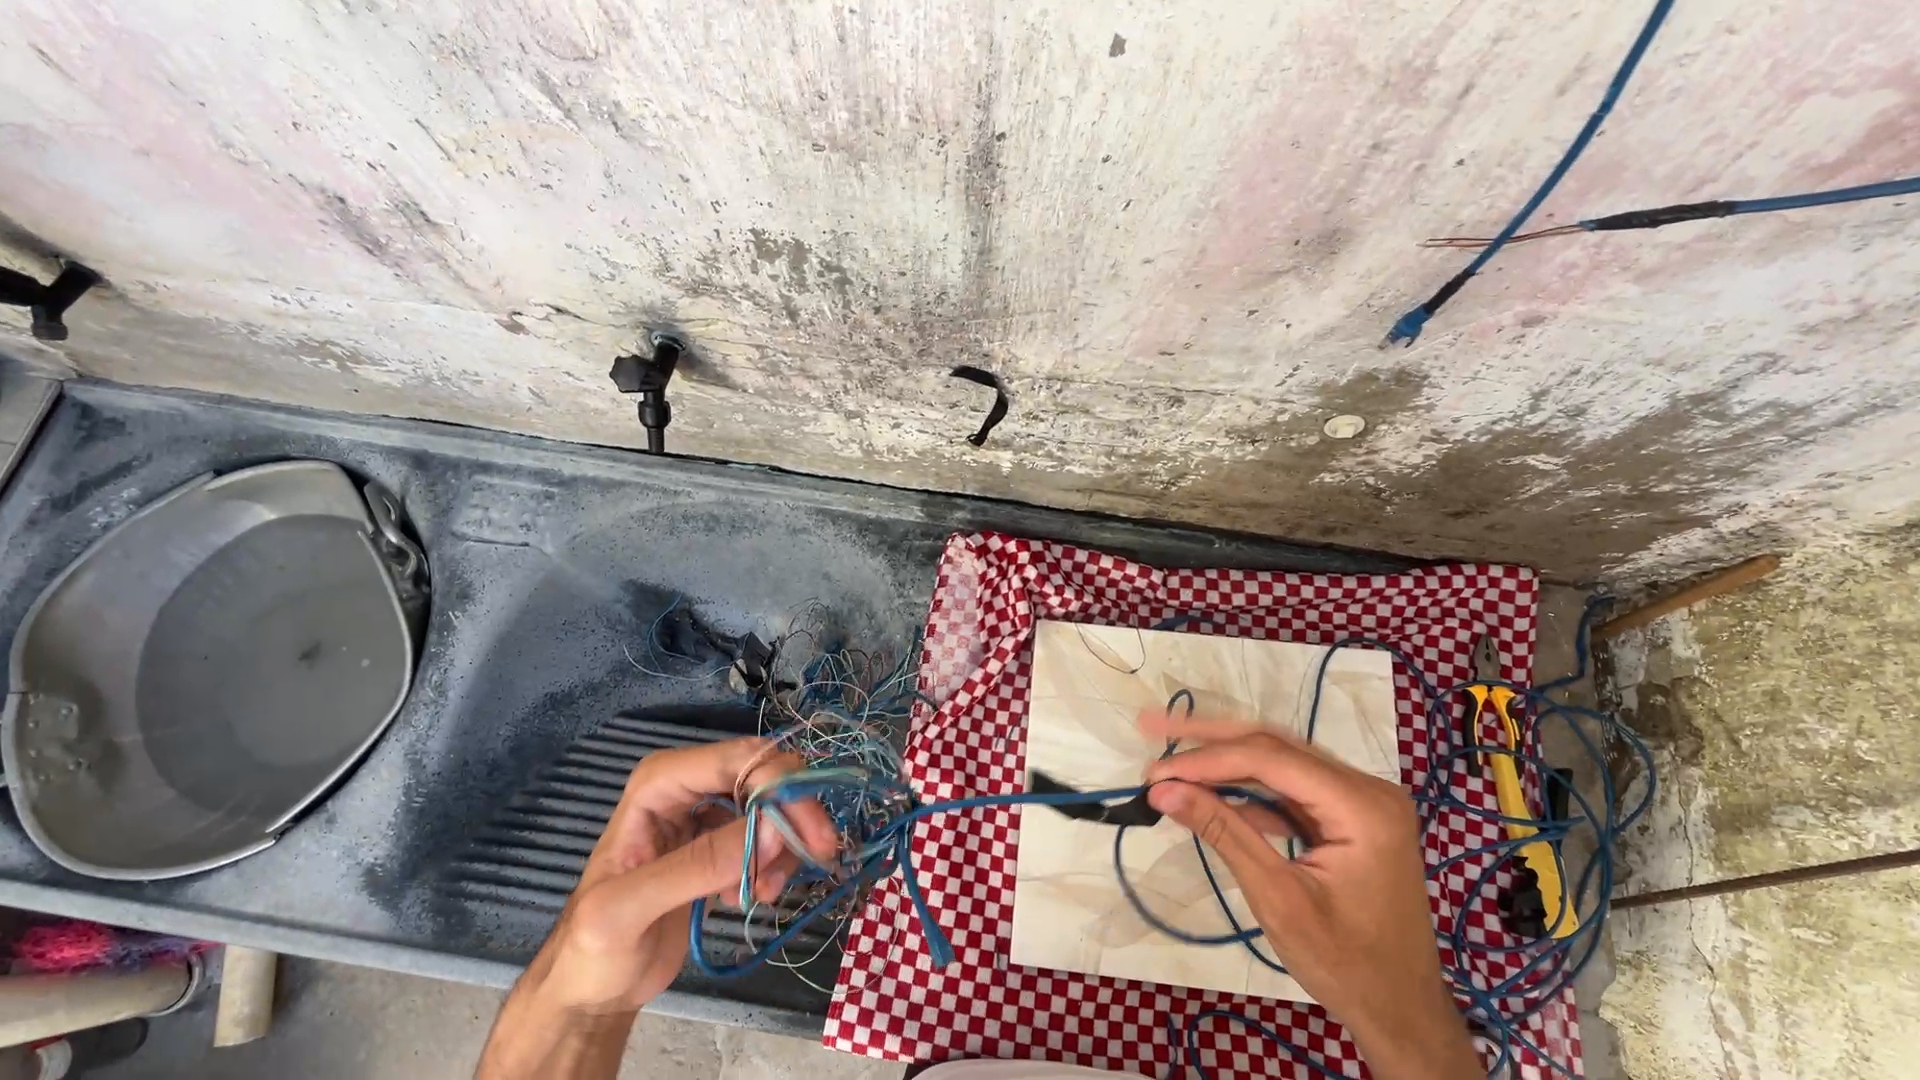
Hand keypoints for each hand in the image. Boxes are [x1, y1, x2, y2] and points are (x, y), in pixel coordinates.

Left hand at [477, 737, 836, 1079]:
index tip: (810, 832)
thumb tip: (774, 828)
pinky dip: (776, 862)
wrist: (594, 988)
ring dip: (784, 844)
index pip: (736, 760)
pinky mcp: (724, 840)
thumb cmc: (594, 948)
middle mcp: (688, 784)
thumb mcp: (631, 909)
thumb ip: (698, 865)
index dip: (780, 785)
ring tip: (765, 890)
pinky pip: (771, 832)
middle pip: (764, 773)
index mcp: (659, 783)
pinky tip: (752, 895)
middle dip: (794, 812)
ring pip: (774, 802)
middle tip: (818, 854)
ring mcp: (708, 810)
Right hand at [1139, 712, 1479, 1079]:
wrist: (1402, 1012)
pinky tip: (1208, 792)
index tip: (1155, 772)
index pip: (1270, 759)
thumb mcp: (1278, 899)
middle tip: (1152, 727)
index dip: (1207, 759)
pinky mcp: (1347, 817)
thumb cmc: (1345, 964)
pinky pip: (1289, 788)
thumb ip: (1223, 832)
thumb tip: (1162, 790)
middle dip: (1209, 740)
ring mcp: (1359, 800)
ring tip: (1170, 759)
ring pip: (1278, 761)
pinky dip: (1246, 789)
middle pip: (1274, 746)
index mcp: (1362, 805)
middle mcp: (1365, 788)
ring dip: (1223, 760)